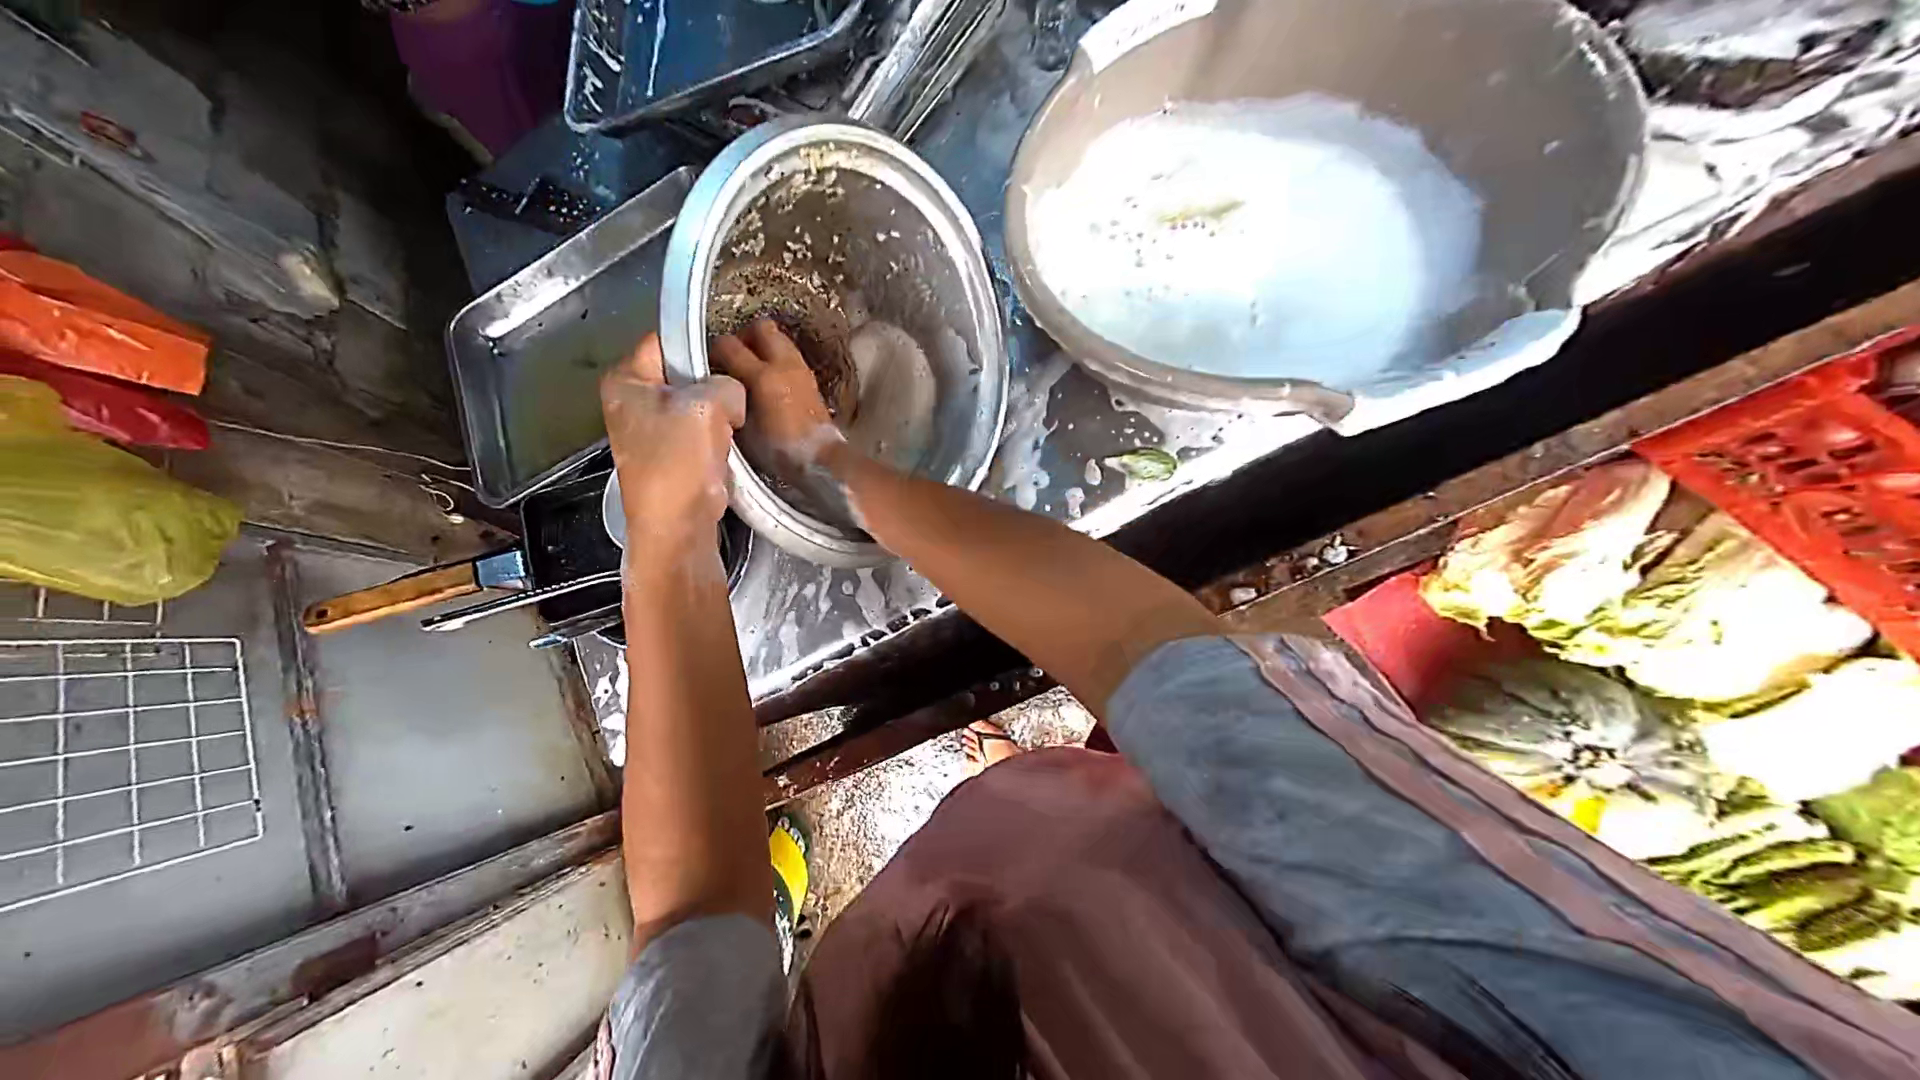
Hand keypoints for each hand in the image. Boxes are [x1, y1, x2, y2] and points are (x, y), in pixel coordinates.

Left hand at [599, 333, 744, 553]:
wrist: (678, 526)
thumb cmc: (679, 461)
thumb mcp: (708, 404)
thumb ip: (726, 383)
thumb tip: (731, 398)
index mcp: (625, 380)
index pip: (665, 340)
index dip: (699, 343)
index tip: (730, 356)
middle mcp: (631, 402)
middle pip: (684, 374)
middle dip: (714, 384)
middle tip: (734, 398)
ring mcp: (651, 432)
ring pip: (698, 405)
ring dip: (719, 415)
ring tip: (731, 427)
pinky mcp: (670, 456)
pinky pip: (702, 432)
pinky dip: (717, 438)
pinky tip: (726, 448)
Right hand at [710, 320, 844, 466]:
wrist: (821, 459)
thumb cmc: (779, 451)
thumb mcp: (743, 430)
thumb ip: (729, 400)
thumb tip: (720, 387)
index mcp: (762, 377)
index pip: (728, 345)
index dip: (713, 350)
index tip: (708, 364)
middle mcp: (784, 365)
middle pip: (761, 327)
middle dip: (743, 336)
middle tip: (733, 357)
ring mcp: (801, 369)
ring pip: (779, 338)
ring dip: (763, 346)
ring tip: (750, 368)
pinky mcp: (811, 379)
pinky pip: (790, 355)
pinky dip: (777, 358)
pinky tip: (769, 381)